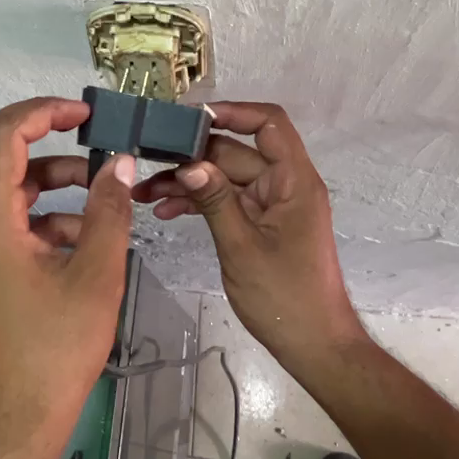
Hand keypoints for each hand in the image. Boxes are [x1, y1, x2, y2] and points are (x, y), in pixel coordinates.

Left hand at [0, 97, 135, 446]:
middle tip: (84, 125)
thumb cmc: (55, 350)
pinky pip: (12, 213)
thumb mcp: (95, 276)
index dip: (43, 112)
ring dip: (49, 171)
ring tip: (99, 186)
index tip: (85, 112)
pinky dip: (46, 208)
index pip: (3, 136)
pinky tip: (86, 233)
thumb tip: (120, 164)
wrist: (18, 417)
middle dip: (39, 128)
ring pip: (5, 180)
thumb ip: (108, 212)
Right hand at [133, 102, 363, 364]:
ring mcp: (271, 205)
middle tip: (146, 160)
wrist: (314, 346)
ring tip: (144, 192)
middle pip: (235, 152)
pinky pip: (227, 201)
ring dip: (188, 182)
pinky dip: (199, 203)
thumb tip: (188, 163)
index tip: (189, 117)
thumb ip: (215, 200)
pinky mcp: (260, 224)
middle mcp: (284, 185)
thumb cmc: (285, 296)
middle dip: (191, 156)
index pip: (269, 124)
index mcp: (293, 181)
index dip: (232, 112)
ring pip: (224, 177)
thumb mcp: (242, 247)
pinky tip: (164, 211)